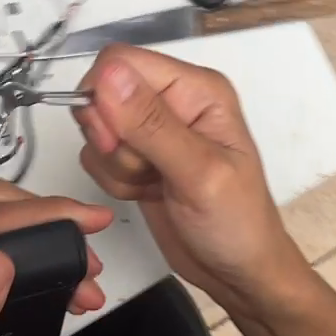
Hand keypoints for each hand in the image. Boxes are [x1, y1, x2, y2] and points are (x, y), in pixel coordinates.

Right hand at [74, 45, 310, 316]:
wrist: (238, 272)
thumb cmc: (237, 224)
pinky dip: (113, 182)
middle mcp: (172, 101)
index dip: (105, 98)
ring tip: (153, 185)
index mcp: (195, 88)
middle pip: (102, 94)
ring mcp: (152, 130)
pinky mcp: (136, 157)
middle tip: (144, 169)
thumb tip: (107, 75)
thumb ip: (150, 124)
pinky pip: (97, 156)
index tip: (116, 142)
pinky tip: (146, 194)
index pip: (120, 62)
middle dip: (111, 139)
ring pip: (96, 128)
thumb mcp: (198, 173)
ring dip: (115, 166)